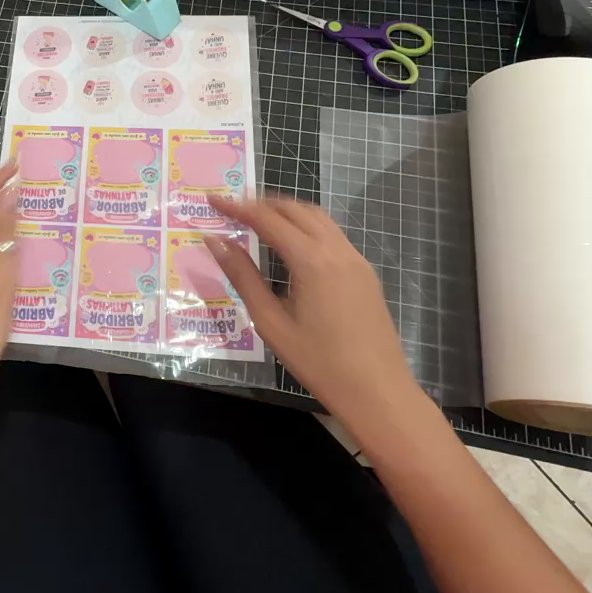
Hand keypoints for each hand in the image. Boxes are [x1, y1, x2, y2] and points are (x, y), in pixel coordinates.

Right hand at [207, 195, 420, 413]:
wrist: (378, 393)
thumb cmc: (319, 363)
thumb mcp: (271, 323)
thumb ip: (243, 277)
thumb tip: (215, 241)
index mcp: (311, 261)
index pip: (267, 219)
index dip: (237, 206)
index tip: (212, 199)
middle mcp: (336, 250)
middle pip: (294, 209)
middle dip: (261, 203)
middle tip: (231, 208)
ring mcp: (355, 259)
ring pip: (317, 217)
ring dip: (286, 211)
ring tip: (257, 219)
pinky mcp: (365, 272)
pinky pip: (332, 234)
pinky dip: (306, 226)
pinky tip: (290, 244)